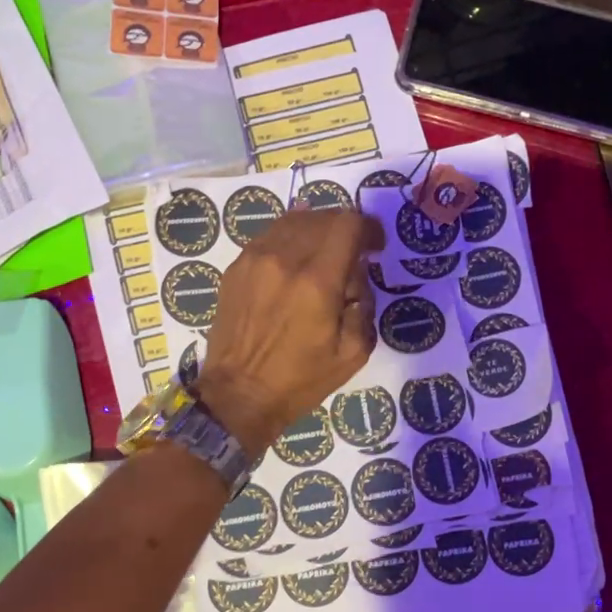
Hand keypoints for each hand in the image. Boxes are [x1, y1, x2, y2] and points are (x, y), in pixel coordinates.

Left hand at [195, 207, 384, 451]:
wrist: (239, 394)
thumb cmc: (300, 380)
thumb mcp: (353, 353)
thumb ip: (363, 304)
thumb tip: (356, 275)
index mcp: (318, 281)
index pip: (348, 224)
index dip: (369, 228)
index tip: (375, 246)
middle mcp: (284, 259)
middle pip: (322, 217)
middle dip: (344, 229)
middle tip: (352, 254)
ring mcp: (255, 259)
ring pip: (294, 220)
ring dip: (316, 231)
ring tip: (322, 256)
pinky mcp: (236, 267)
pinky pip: (270, 236)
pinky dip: (289, 240)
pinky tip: (294, 263)